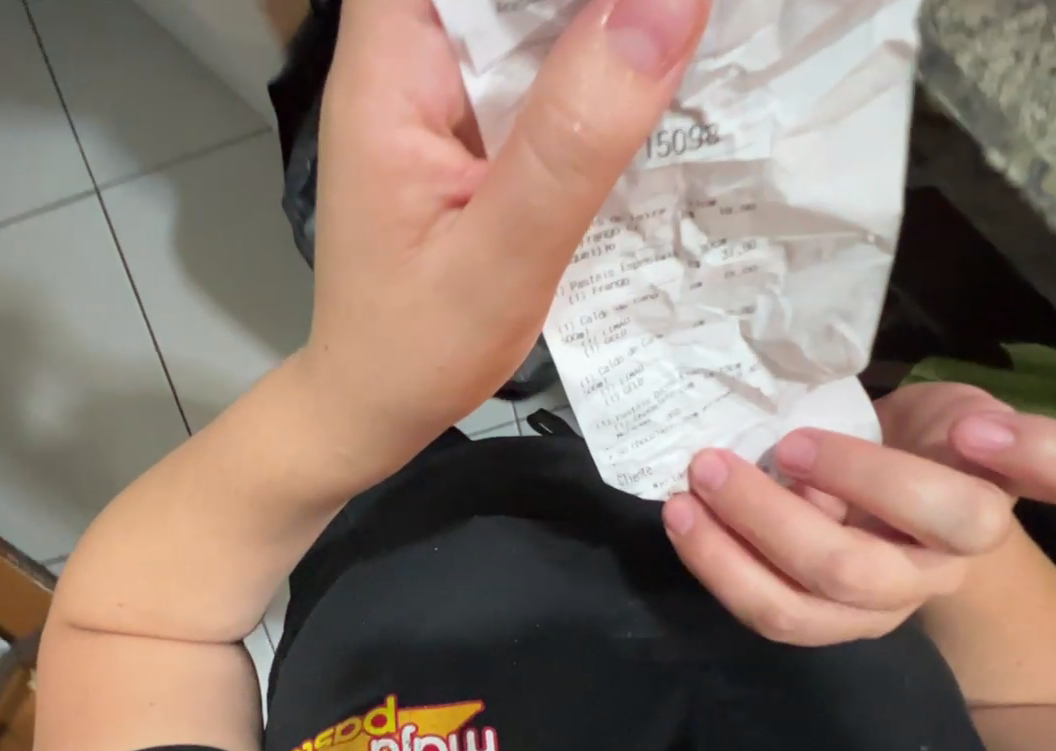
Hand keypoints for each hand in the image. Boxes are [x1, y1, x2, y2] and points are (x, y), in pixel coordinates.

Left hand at [291, 0, 710, 458]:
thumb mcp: (502, 257)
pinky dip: (587, 74)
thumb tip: (667, 0)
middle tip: (680, 19)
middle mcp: (402, 67)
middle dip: (588, 0)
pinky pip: (530, 74)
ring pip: (522, 18)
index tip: (634, 1)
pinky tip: (644, 90)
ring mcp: (430, 102)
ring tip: (679, 39)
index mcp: (389, 74)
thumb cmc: (417, 350)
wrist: (375, 404)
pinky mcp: (460, 137)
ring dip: (598, 24)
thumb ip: (573, 140)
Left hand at [663, 383, 1055, 645]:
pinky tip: (685, 519)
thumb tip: (970, 434)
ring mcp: (872, 608)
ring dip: (728, 549)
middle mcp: (936, 568)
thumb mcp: (954, 415)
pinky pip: (764, 613)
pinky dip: (714, 566)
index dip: (1028, 458)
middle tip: (722, 459)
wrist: (889, 499)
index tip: (973, 429)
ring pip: (795, 608)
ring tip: (687, 493)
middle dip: (782, 513)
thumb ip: (973, 421)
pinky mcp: (818, 624)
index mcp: (986, 501)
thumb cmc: (917, 451)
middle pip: (858, 567)